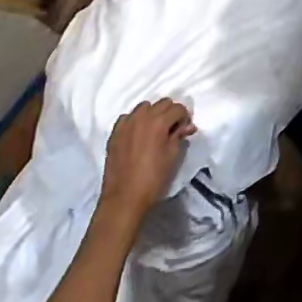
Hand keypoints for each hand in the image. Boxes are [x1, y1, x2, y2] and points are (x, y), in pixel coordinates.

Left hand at [96, 99, 195, 234]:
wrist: (124, 198)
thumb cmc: (153, 178)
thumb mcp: (173, 156)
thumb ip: (179, 136)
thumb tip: (188, 126)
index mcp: (159, 122)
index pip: (178, 108)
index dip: (184, 118)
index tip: (184, 131)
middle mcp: (142, 117)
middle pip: (162, 103)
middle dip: (170, 113)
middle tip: (172, 130)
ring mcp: (126, 124)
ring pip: (144, 107)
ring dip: (152, 114)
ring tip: (154, 130)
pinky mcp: (114, 134)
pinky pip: (127, 117)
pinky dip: (135, 121)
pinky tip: (137, 134)